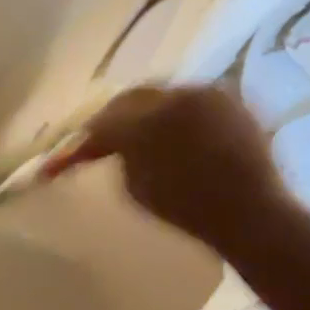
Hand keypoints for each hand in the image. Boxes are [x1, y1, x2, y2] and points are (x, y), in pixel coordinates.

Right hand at [57, 84, 289, 244]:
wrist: (252, 215)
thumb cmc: (190, 210)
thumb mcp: (138, 189)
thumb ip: (121, 157)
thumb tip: (118, 145)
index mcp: (147, 121)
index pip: (101, 125)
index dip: (78, 146)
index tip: (56, 167)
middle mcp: (176, 95)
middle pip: (131, 101)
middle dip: (111, 119)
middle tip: (96, 140)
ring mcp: (208, 95)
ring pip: (162, 96)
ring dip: (144, 114)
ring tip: (134, 135)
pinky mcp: (232, 101)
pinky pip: (191, 101)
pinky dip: (174, 116)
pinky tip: (171, 134)